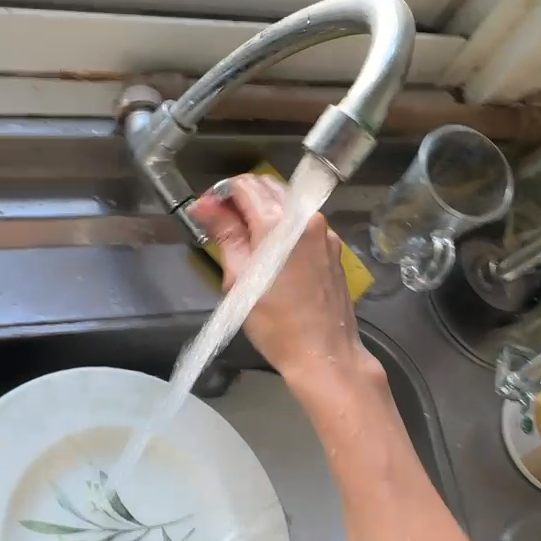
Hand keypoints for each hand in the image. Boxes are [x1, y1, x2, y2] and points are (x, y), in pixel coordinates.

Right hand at [185, 174, 375, 389]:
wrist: (325, 354)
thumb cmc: (277, 325)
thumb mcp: (240, 280)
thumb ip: (225, 235)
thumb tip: (206, 206)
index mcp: (279, 223)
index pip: (245, 185)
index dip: (221, 194)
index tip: (207, 212)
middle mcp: (307, 218)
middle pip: (268, 188)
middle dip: (242, 200)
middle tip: (221, 226)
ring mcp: (325, 232)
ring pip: (287, 205)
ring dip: (263, 214)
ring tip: (245, 244)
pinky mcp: (334, 248)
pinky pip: (303, 225)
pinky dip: (283, 229)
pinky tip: (272, 256)